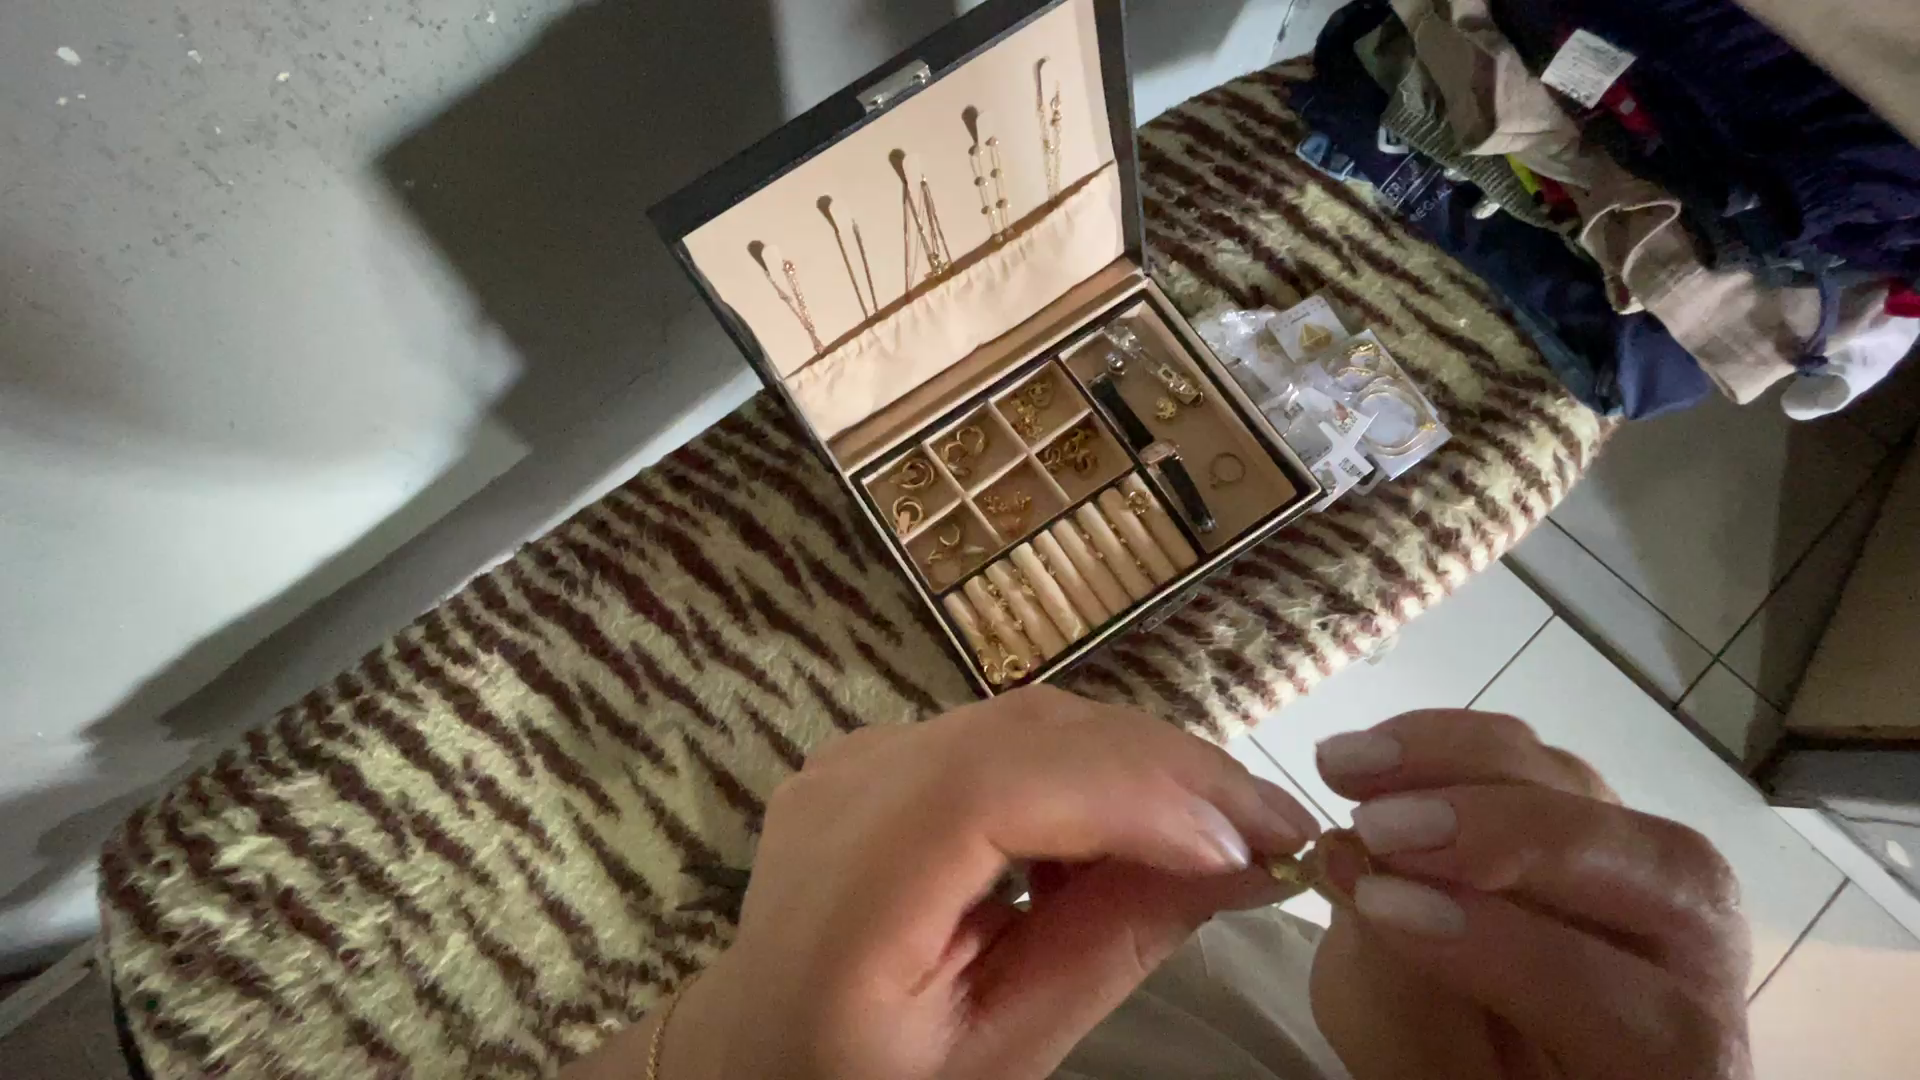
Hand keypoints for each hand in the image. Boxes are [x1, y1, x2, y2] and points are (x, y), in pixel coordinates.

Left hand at [568, 686, 1317, 1079]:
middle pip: (1018, 735)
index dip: (1123, 794)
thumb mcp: (1000, 1054)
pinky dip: (1086, 761)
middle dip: (1161, 765)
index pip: (986, 791)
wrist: (759, 1043)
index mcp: (846, 893)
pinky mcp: (881, 746)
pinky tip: (1135, 809)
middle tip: (1271, 816)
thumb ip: (1111, 944)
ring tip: (1222, 813)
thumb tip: (1240, 858)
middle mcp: (844, 790)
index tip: (1242, 838)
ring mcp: (858, 753)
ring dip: (1135, 756)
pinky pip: (1003, 733)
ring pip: (1024, 720)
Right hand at [1308, 710, 1752, 1079]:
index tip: (1380, 908)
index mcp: (1673, 1071)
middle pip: (1666, 869)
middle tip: (1374, 826)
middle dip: (1505, 830)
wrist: (1456, 1019)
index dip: (1510, 951)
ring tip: (1346, 768)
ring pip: (1586, 785)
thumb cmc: (1439, 1063)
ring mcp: (1631, 866)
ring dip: (1454, 759)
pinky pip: (1523, 752)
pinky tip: (1367, 754)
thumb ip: (1393, 981)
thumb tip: (1353, 861)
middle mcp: (1691, 960)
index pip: (1647, 1015)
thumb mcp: (1409, 1060)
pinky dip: (1438, 740)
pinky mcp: (1567, 806)